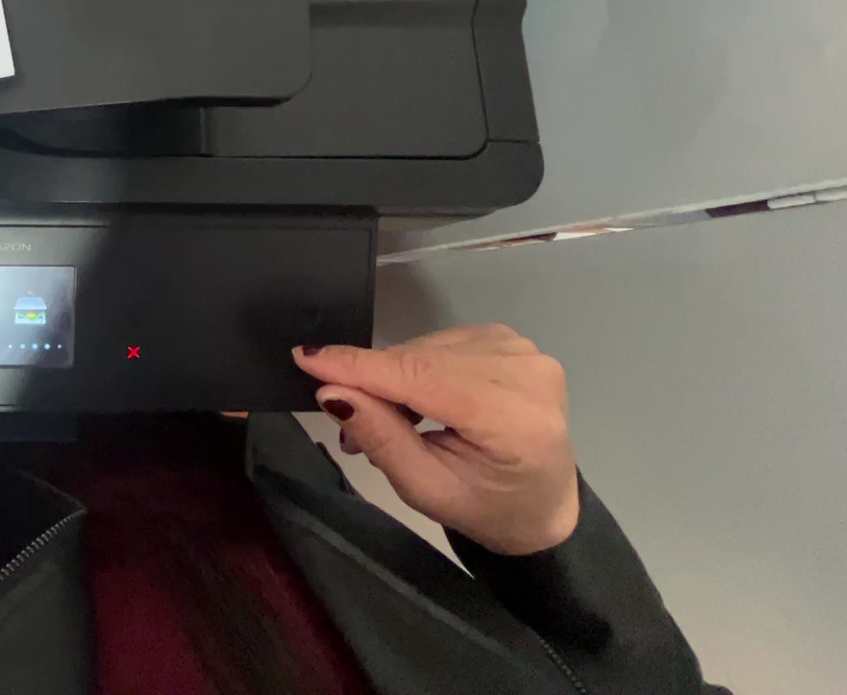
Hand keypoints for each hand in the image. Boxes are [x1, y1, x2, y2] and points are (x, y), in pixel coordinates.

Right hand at [293, 325, 580, 555]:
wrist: (542, 505)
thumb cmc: (485, 506)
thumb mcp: (425, 489)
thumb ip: (379, 437)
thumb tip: (331, 392)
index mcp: (513, 419)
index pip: (418, 377)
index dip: (357, 367)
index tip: (304, 358)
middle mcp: (522, 371)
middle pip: (416, 360)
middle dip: (370, 383)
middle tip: (348, 424)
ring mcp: (519, 349)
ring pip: (421, 349)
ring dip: (391, 376)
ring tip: (389, 418)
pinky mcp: (508, 339)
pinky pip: (435, 343)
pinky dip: (414, 367)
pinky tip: (420, 397)